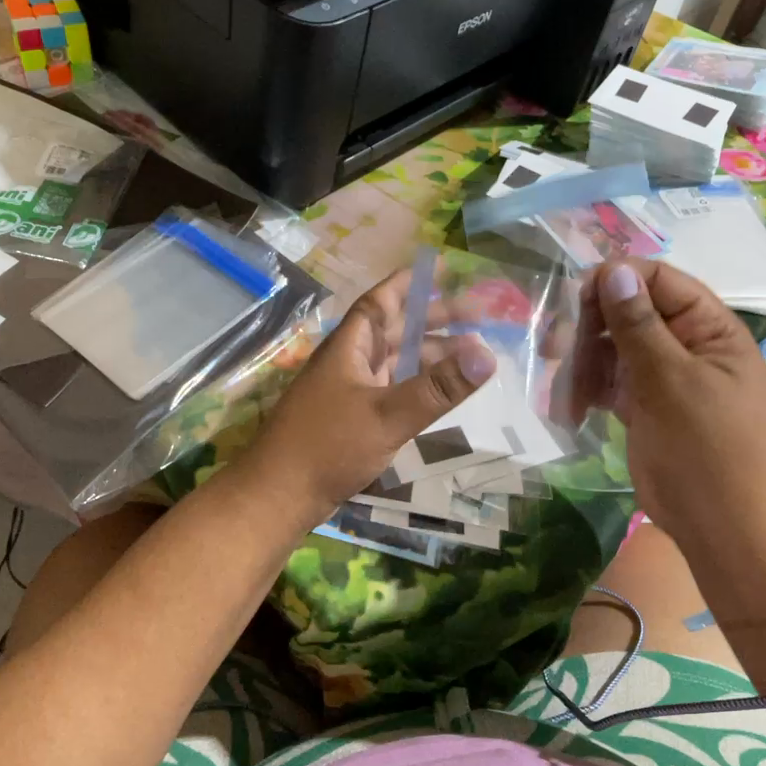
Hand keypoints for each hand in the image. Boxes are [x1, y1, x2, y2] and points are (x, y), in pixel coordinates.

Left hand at [242, 265, 496, 523]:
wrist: (277, 496)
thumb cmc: (328, 446)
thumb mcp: (388, 415)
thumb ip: (438, 388)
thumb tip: (487, 354)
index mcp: (349, 348)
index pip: (381, 302)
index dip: (410, 283)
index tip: (442, 269)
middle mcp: (348, 362)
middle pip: (394, 330)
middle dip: (434, 320)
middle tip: (478, 315)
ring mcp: (347, 392)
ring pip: (394, 361)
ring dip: (429, 355)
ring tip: (471, 356)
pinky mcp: (350, 419)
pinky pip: (390, 389)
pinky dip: (416, 385)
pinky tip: (438, 394)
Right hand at [578, 261, 765, 542]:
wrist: (726, 531)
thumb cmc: (709, 451)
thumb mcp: (672, 382)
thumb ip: (639, 326)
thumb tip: (613, 270)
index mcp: (711, 329)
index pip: (660, 280)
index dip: (617, 281)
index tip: (575, 299)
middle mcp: (686, 345)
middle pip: (628, 312)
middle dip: (590, 327)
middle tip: (555, 350)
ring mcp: (663, 377)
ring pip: (611, 348)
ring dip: (581, 364)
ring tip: (563, 394)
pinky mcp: (644, 407)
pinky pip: (608, 382)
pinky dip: (586, 391)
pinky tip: (569, 409)